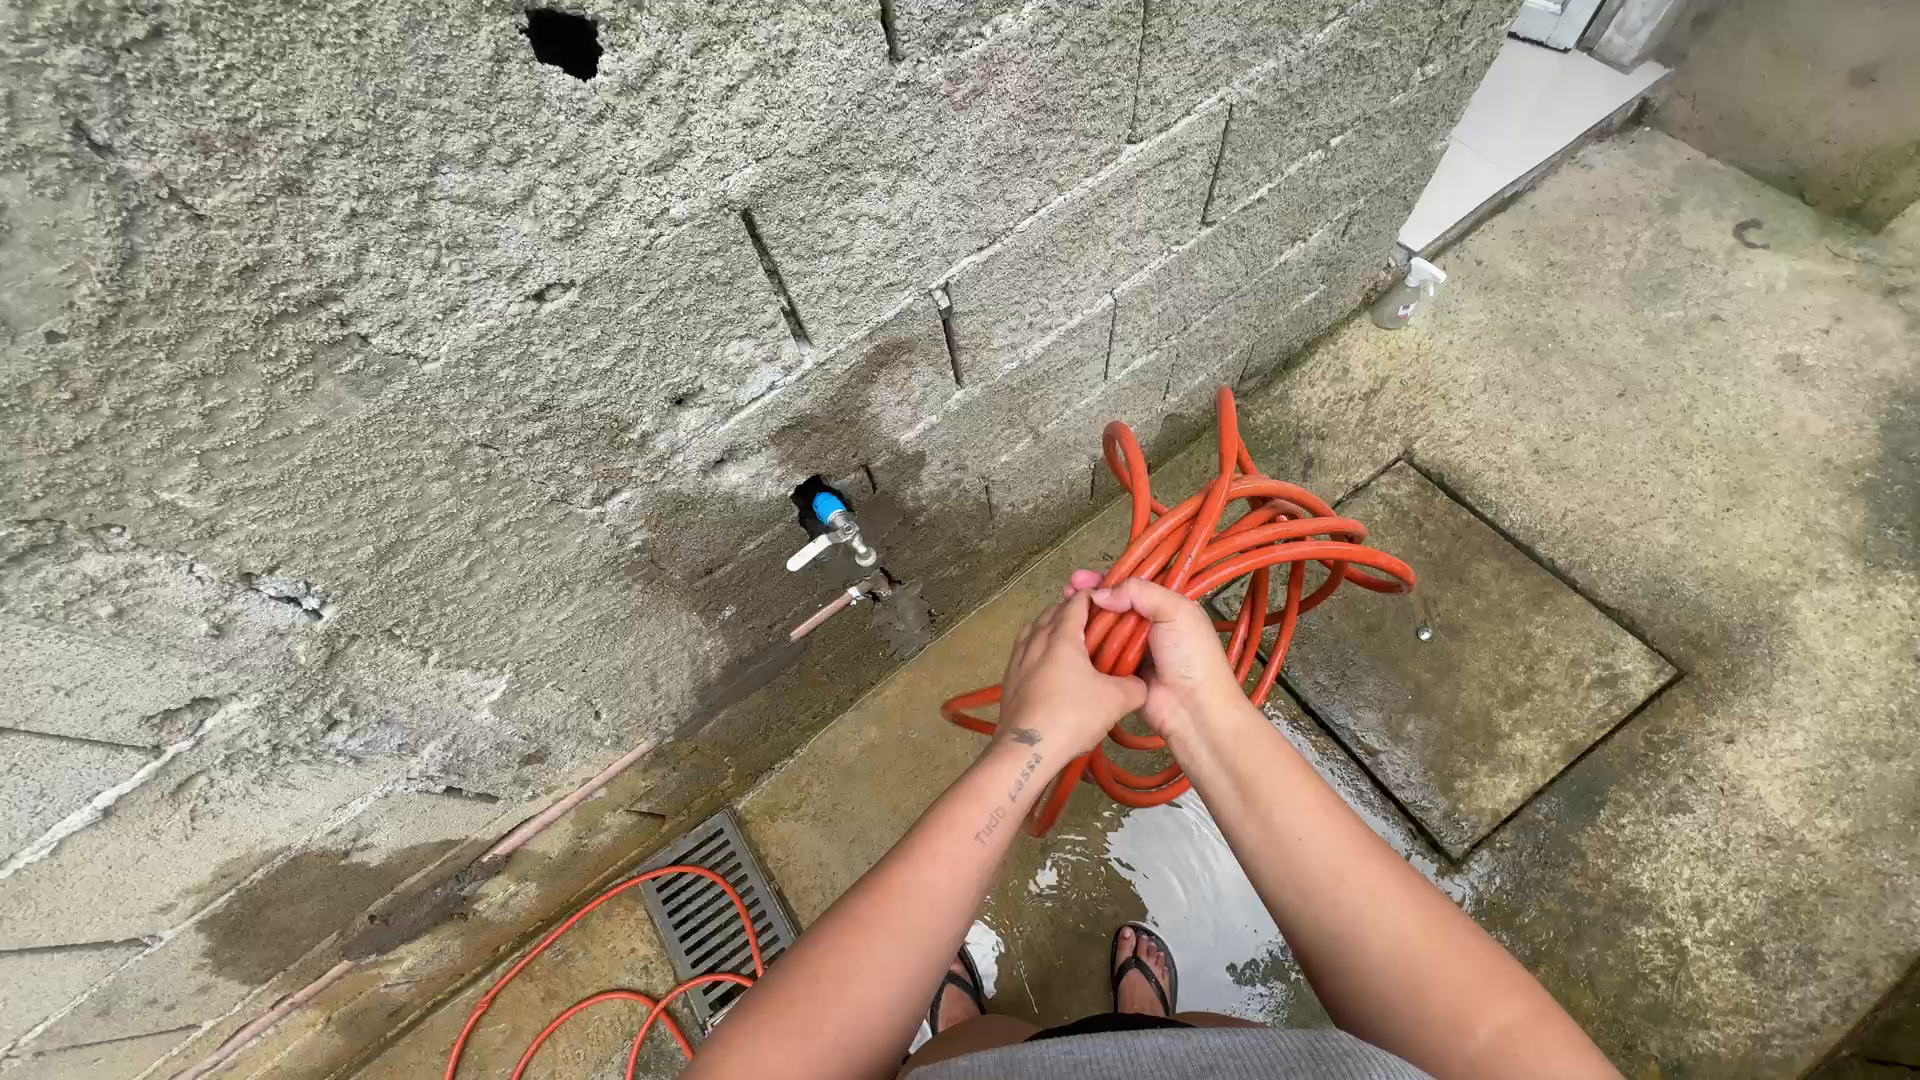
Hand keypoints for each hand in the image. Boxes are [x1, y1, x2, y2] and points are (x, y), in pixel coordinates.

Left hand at [995, 589, 1147, 758]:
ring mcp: (1018, 658)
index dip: (1093, 596)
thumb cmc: (1072, 716)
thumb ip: (1135, 686)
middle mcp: (1036, 640)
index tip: (1107, 600)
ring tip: (1068, 640)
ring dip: (1050, 627)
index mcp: (1062, 636)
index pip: (1077, 603)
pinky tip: (1047, 664)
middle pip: (1052, 612)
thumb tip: (1141, 684)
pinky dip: (1036, 647)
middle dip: (1071, 611)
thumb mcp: (1116, 701)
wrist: (1028, 748)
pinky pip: (1023, 650)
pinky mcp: (1008, 678)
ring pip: (1034, 629)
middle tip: (1092, 622)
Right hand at [1079, 574, 1248, 744]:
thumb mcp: (1176, 611)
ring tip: (1062, 609)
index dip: (1108, 578)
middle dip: (1089, 596)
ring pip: (1101, 626)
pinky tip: (1067, 634)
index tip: (1084, 577)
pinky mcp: (1116, 669)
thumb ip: (1140, 592)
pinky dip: (1083, 643)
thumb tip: (1101, 594)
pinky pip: (1096, 651)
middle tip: (1068, 589)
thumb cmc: (1192, 656)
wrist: (1191, 707)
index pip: (1132, 584)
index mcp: (1165, 605)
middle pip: (1113, 604)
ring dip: (1083, 618)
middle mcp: (1146, 624)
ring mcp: (1130, 647)